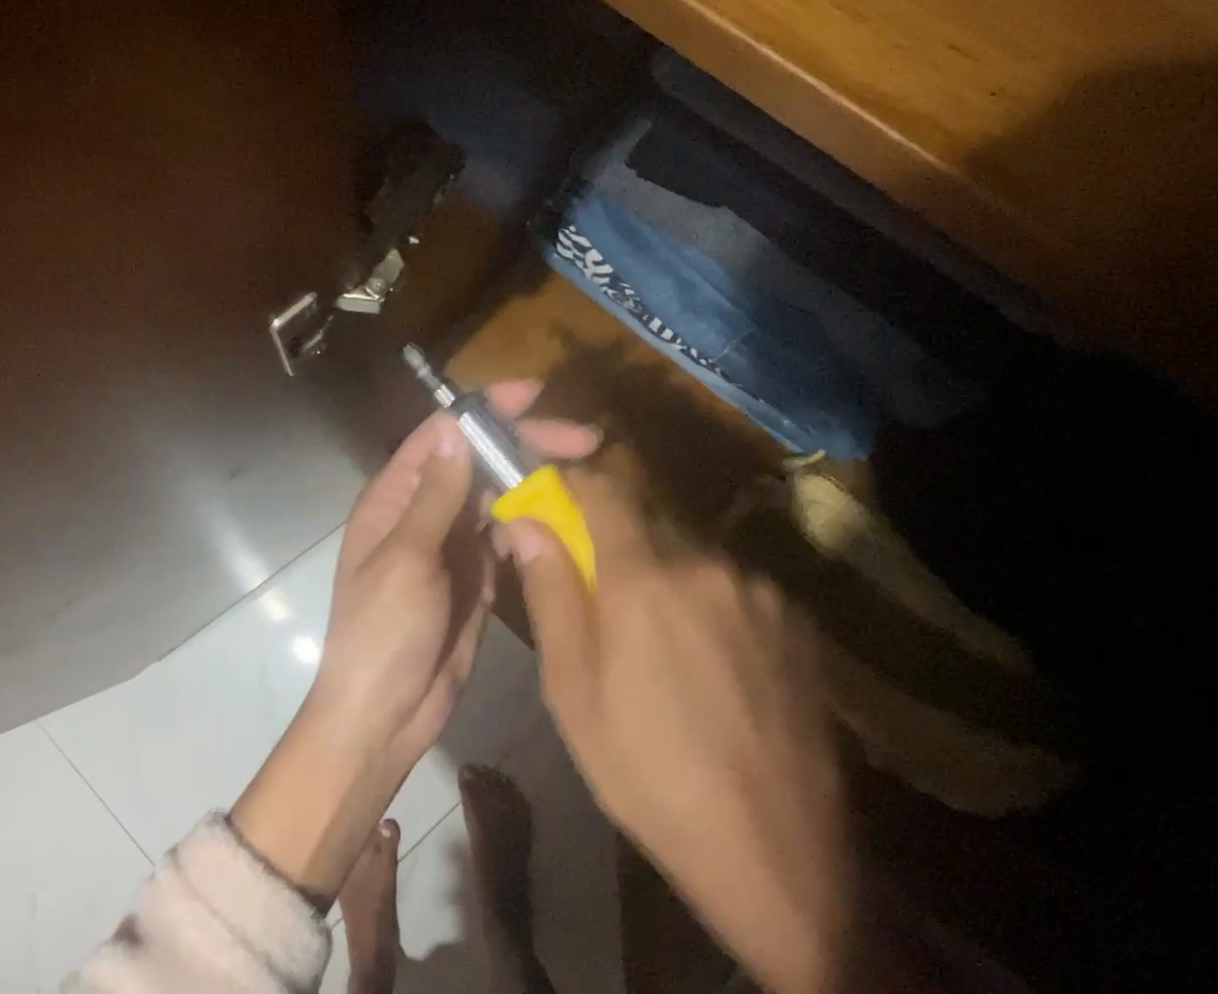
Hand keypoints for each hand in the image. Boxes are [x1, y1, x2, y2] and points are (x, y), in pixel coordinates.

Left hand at [311, 380, 601, 764]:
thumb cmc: (383, 633)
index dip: (485, 410)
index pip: (441, 435)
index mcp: (392, 500)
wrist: (386, 713)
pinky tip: (572, 515)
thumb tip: (458, 428)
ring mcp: (451, 547)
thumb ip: (435, 497)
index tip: (537, 396)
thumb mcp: (405, 560)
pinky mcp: (476, 579)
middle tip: (586, 440)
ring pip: (497, 497)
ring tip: (590, 472)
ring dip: (537, 481)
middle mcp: (422, 514)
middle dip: (525, 445)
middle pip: (477, 462)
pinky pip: (508, 538)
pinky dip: (536, 523)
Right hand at [508, 470, 851, 993]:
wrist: (773, 852)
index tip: (541, 480)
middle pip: (646, 520)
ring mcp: (763, 595)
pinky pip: (733, 590)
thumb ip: (550, 593)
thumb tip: (524, 523)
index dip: (568, 472)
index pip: (602, 486)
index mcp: (645, 579)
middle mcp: (710, 566)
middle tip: (591, 590)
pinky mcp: (799, 626)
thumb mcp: (571, 690)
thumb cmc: (644, 771)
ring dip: (660, 577)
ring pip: (691, 557)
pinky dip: (703, 605)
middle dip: (610, 539)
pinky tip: (703, 667)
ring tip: (651, 647)